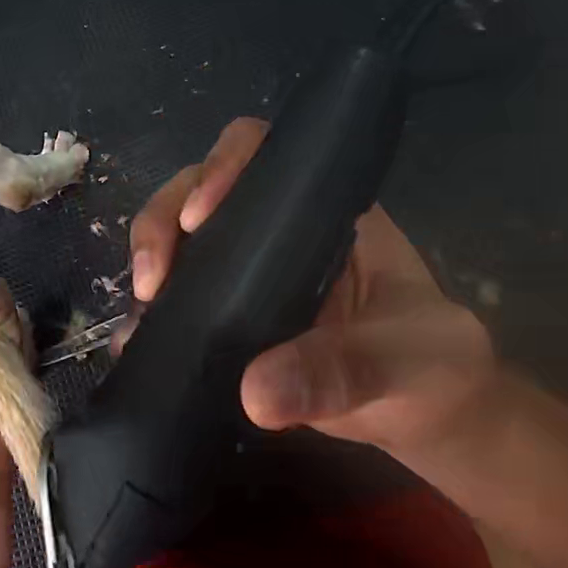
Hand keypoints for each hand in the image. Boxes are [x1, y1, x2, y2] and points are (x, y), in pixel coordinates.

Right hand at [129, 118, 501, 460]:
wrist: (427, 414)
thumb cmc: (433, 362)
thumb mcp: (407, 358)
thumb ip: (348, 368)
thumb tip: (255, 391)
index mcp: (322, 208)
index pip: (262, 154)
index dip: (221, 167)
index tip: (200, 216)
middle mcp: (274, 229)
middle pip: (198, 191)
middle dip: (162, 221)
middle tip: (152, 280)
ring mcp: (246, 273)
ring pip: (178, 242)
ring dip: (148, 265)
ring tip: (142, 315)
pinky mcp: (228, 320)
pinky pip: (178, 307)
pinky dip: (149, 323)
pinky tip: (134, 347)